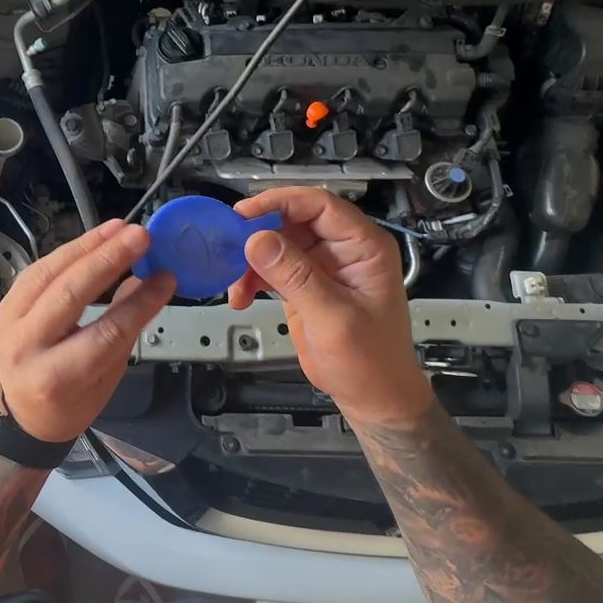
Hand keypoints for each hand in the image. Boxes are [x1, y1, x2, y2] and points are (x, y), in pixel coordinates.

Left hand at [0, 220, 176, 442]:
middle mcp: (27, 347)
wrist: (22, 415)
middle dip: (108, 260)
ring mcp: (10, 322)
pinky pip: (38, 270)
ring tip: (119, 229)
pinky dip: (67, 251)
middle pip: (70, 294)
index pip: (106, 332)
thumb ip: (126, 331)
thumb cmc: (71, 403)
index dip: (139, 302)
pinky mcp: (6, 304)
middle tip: (140, 236)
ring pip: (49, 273)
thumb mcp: (106, 379)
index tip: (165, 277)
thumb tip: (152, 281)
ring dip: (87, 246)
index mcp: (57, 378)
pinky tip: (93, 239)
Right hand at [226, 188, 432, 423]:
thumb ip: (295, 277)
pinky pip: (270, 268)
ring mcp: (320, 265)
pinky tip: (240, 298)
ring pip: (275, 243)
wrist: (374, 398)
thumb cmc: (370, 361)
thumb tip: (256, 240)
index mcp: (362, 245)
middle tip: (228, 249)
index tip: (242, 215)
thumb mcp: (333, 318)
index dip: (279, 203)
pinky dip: (250, 279)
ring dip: (250, 261)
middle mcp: (341, 248)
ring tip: (236, 286)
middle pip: (291, 219)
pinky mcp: (302, 284)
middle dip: (257, 234)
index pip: (318, 205)